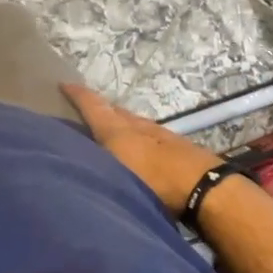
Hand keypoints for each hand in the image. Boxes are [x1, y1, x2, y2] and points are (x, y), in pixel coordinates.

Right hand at [62, 85, 222, 214]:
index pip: (94, 107)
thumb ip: (94, 165)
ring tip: (109, 131)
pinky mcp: (177, 151)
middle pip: (116, 112)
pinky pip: (148, 136)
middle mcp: (138, 127)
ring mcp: (161, 137)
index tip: (64, 84)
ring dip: (120, 124)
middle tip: (85, 111)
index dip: (78, 95)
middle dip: (100, 109)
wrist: (208, 188)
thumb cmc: (156, 182)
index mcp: (119, 130)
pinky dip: (136, 137)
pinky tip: (138, 150)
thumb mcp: (116, 174)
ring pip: (134, 124)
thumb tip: (71, 160)